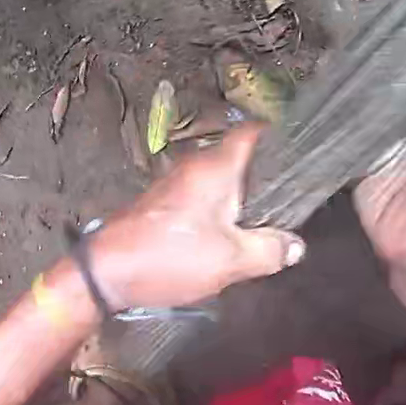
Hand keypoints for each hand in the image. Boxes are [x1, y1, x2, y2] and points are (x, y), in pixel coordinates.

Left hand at [88, 124, 306, 309]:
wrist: (106, 273)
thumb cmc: (171, 257)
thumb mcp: (230, 261)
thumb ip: (269, 251)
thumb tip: (297, 246)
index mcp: (215, 168)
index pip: (251, 132)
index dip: (277, 134)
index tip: (299, 148)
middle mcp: (195, 166)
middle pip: (238, 156)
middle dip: (264, 173)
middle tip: (290, 194)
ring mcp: (176, 182)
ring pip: (220, 177)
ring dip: (240, 192)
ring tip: (264, 214)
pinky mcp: (163, 201)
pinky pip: (203, 192)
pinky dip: (219, 204)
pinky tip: (229, 229)